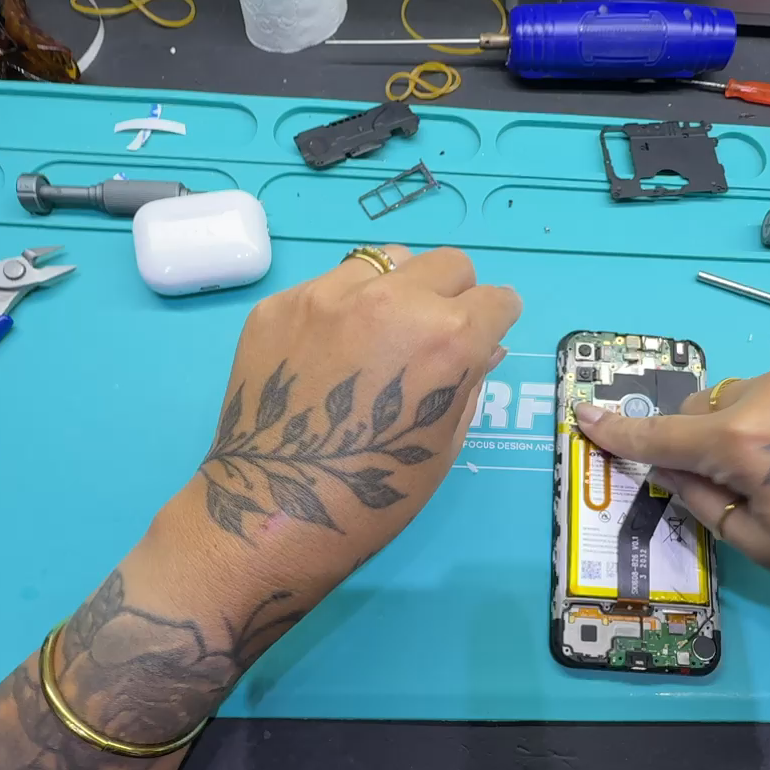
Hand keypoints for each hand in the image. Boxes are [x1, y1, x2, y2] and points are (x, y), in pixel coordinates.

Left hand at [170, 245, 520, 598]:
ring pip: (390, 260)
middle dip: (456, 294)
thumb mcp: (443, 445)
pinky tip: (331, 350)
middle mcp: (393, 301)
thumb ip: (469, 382)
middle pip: (449, 264)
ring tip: (381, 332)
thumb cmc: (374, 496)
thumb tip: (486, 346)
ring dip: (401, 288)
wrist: (271, 508)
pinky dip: (348, 304)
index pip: (497, 299)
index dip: (498, 318)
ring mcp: (330, 295)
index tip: (488, 331)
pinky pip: (333, 282)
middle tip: (436, 334)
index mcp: (447, 340)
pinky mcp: (282, 304)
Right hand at [573, 361, 769, 625]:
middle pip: (705, 408)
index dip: (616, 431)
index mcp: (740, 441)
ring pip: (754, 393)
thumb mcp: (766, 547)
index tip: (583, 415)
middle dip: (700, 439)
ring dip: (751, 424)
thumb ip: (704, 501)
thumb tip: (670, 471)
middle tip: (729, 479)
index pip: (658, 436)